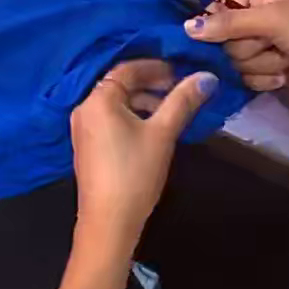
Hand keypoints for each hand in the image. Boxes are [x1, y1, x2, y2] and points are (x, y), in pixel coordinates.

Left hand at [69, 60, 215, 255]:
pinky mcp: (86, 145)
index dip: (155, 67)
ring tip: (170, 112)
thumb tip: (206, 76)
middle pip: (118, 85)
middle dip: (150, 84)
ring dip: (142, 101)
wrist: (109, 221)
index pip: (126, 69)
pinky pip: (108, 119)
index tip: (181, 73)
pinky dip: (130, 116)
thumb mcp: (163, 133)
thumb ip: (183, 101)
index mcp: (97, 100)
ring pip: (114, 103)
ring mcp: (82, 128)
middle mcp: (84, 108)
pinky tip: (151, 129)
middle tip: (179, 91)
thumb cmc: (135, 172)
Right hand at [183, 0, 288, 105]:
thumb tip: (186, 27)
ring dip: (259, 63)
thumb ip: (229, 24)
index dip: (215, 25)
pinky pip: (247, 77)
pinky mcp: (270, 72)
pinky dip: (264, 78)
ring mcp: (266, 47)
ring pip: (235, 60)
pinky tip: (285, 75)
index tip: (208, 37)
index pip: (221, 9)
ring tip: (286, 60)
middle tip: (270, 45)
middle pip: (225, 39)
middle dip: (247, 47)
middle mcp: (261, 19)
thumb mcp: (275, 18)